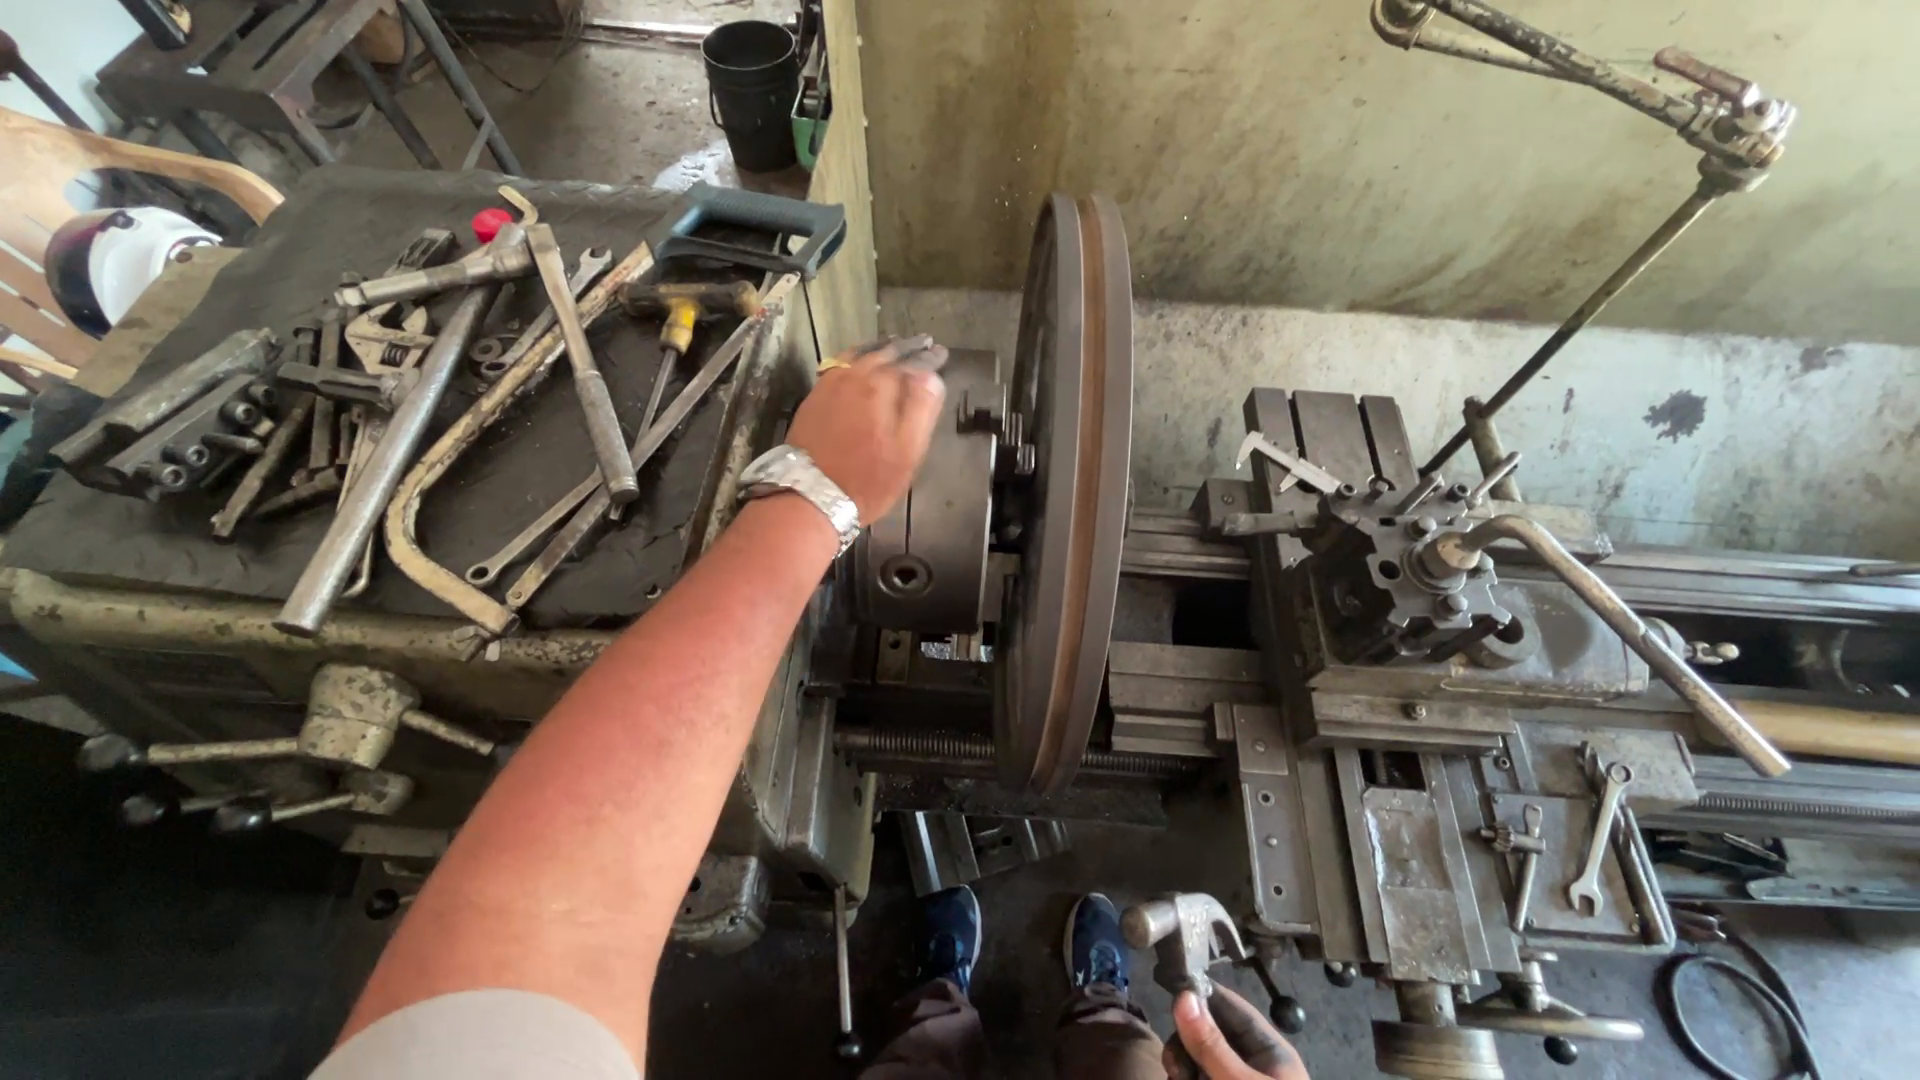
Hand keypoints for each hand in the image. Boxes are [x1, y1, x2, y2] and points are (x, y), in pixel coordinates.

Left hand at [787, 336, 947, 524]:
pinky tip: (859, 361)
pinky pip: (839, 364)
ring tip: (895, 344)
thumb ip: (921, 409)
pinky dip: (856, 356)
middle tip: (924, 342)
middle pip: (885, 353)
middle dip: (907, 347)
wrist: (810, 495)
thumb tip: (930, 377)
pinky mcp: (815, 397)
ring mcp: (830, 385)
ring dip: (880, 347)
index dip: (929, 359)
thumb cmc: (867, 480)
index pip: (912, 364)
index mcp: (881, 387)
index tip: (941, 353)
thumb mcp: (907, 452)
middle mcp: (855, 377)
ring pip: (859, 354)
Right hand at [1166, 987, 1309, 1079]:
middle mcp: (1252, 1062)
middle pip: (1207, 1032)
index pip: (1230, 1005)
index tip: (1170, 992)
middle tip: (1175, 1065)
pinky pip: (1194, 1074)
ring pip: (1196, 1056)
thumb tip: (1183, 994)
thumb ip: (1211, 1044)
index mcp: (1270, 1050)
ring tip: (1177, 1077)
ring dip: (1181, 1063)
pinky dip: (1183, 1076)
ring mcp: (1235, 1078)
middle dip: (1185, 1042)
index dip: (1201, 994)